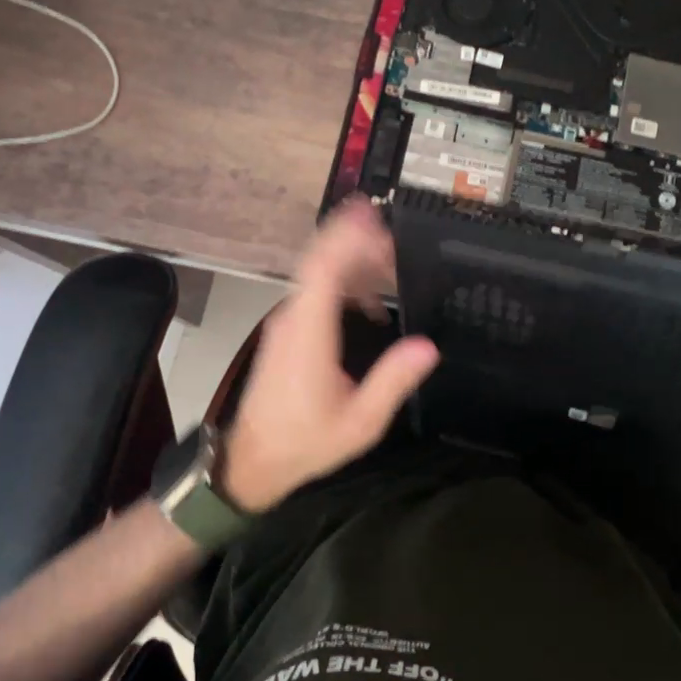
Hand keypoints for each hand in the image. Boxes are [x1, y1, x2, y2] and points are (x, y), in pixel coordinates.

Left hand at [219, 200, 440, 513]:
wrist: (253, 462)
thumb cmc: (305, 443)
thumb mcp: (360, 421)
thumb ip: (392, 381)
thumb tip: (427, 346)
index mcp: (309, 332)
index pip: (323, 267)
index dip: (347, 236)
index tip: (374, 218)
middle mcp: (293, 317)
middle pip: (321, 260)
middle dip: (357, 241)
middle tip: (396, 241)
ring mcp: (286, 322)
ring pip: (317, 274)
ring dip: (352, 261)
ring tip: (391, 264)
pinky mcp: (287, 332)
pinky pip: (315, 291)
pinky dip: (343, 282)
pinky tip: (371, 301)